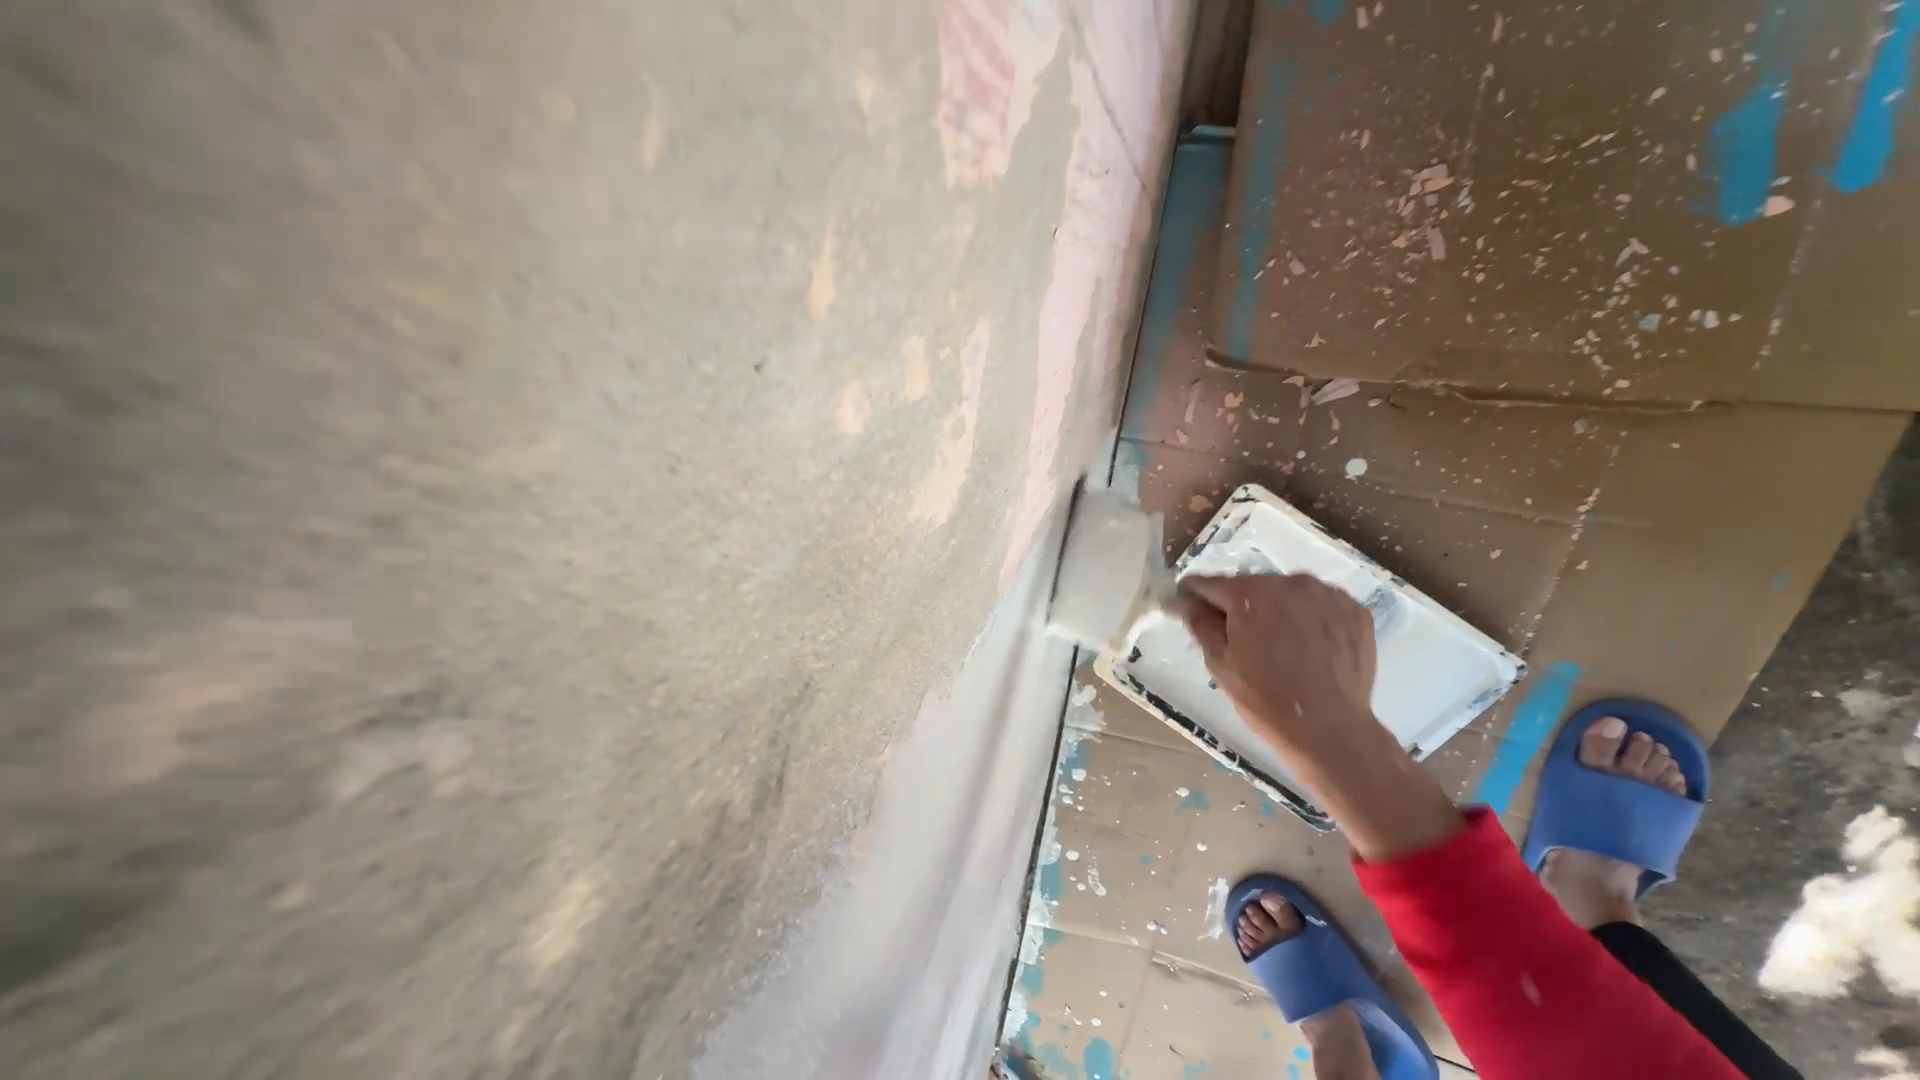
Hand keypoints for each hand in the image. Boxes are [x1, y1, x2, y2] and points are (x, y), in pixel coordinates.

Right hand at [1178, 573, 1377, 751]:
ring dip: (1280, 611)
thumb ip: (1200, 623)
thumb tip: (1188, 600)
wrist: (1330, 729)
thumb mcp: (1220, 663)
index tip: (1195, 613)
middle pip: (1254, 586)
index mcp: (1251, 592)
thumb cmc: (1265, 698)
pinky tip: (1312, 649)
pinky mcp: (1356, 610)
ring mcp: (1329, 594)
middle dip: (1244, 607)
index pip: (1210, 583)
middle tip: (1245, 642)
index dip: (1198, 598)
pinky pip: (1322, 606)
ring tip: (1283, 647)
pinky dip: (1312, 620)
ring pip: (1290, 594)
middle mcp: (1291, 581)